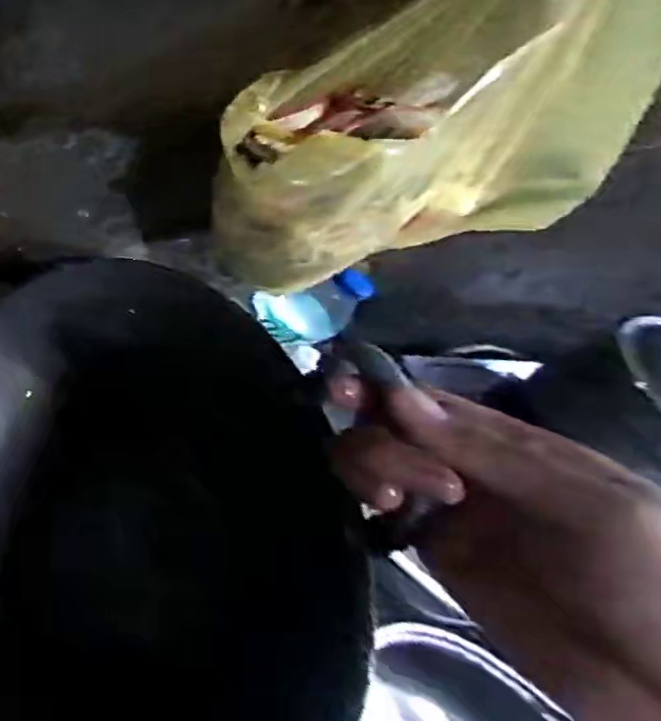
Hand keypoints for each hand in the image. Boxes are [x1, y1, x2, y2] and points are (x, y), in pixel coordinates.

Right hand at [329, 378, 660, 717]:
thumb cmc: (648, 582)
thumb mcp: (593, 508)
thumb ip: (492, 450)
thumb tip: (394, 393)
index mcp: (514, 448)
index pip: (427, 401)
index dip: (378, 388)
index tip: (339, 389)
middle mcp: (470, 468)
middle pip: (386, 429)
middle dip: (381, 444)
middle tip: (421, 487)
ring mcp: (445, 508)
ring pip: (369, 461)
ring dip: (365, 469)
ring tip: (388, 505)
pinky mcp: (425, 546)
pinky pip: (370, 506)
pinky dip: (356, 499)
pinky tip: (376, 518)